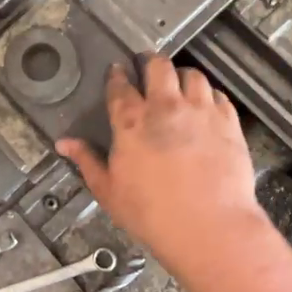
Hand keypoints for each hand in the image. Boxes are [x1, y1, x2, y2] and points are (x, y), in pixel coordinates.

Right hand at [56, 55, 262, 269]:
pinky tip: (205, 107)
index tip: (117, 72)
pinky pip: (218, 95)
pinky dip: (208, 96)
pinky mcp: (228, 122)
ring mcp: (200, 111)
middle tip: (148, 71)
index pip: (120, 85)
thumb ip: (86, 161)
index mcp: (131, 121)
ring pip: (192, 74)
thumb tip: (63, 143)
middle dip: (150, 63)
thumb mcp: (108, 191)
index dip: (117, 75)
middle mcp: (165, 107)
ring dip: (181, 77)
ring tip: (178, 86)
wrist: (209, 228)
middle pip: (158, 66)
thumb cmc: (152, 213)